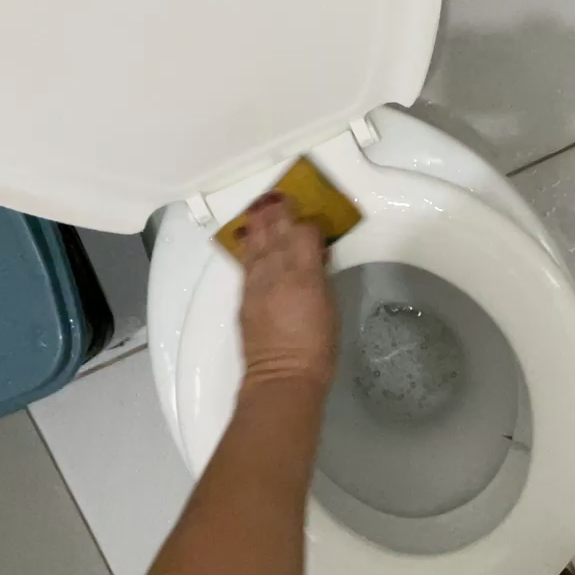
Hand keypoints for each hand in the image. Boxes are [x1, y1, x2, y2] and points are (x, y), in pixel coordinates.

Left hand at [236, 194, 338, 389]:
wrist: (282, 378)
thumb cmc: (318, 349)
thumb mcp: (330, 308)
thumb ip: (320, 279)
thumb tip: (315, 260)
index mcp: (304, 277)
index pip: (304, 236)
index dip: (309, 226)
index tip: (314, 224)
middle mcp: (276, 274)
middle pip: (275, 234)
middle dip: (277, 214)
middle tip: (278, 197)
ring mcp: (256, 285)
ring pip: (256, 245)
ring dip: (259, 225)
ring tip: (260, 208)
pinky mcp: (244, 298)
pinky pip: (246, 264)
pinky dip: (248, 247)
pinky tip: (249, 239)